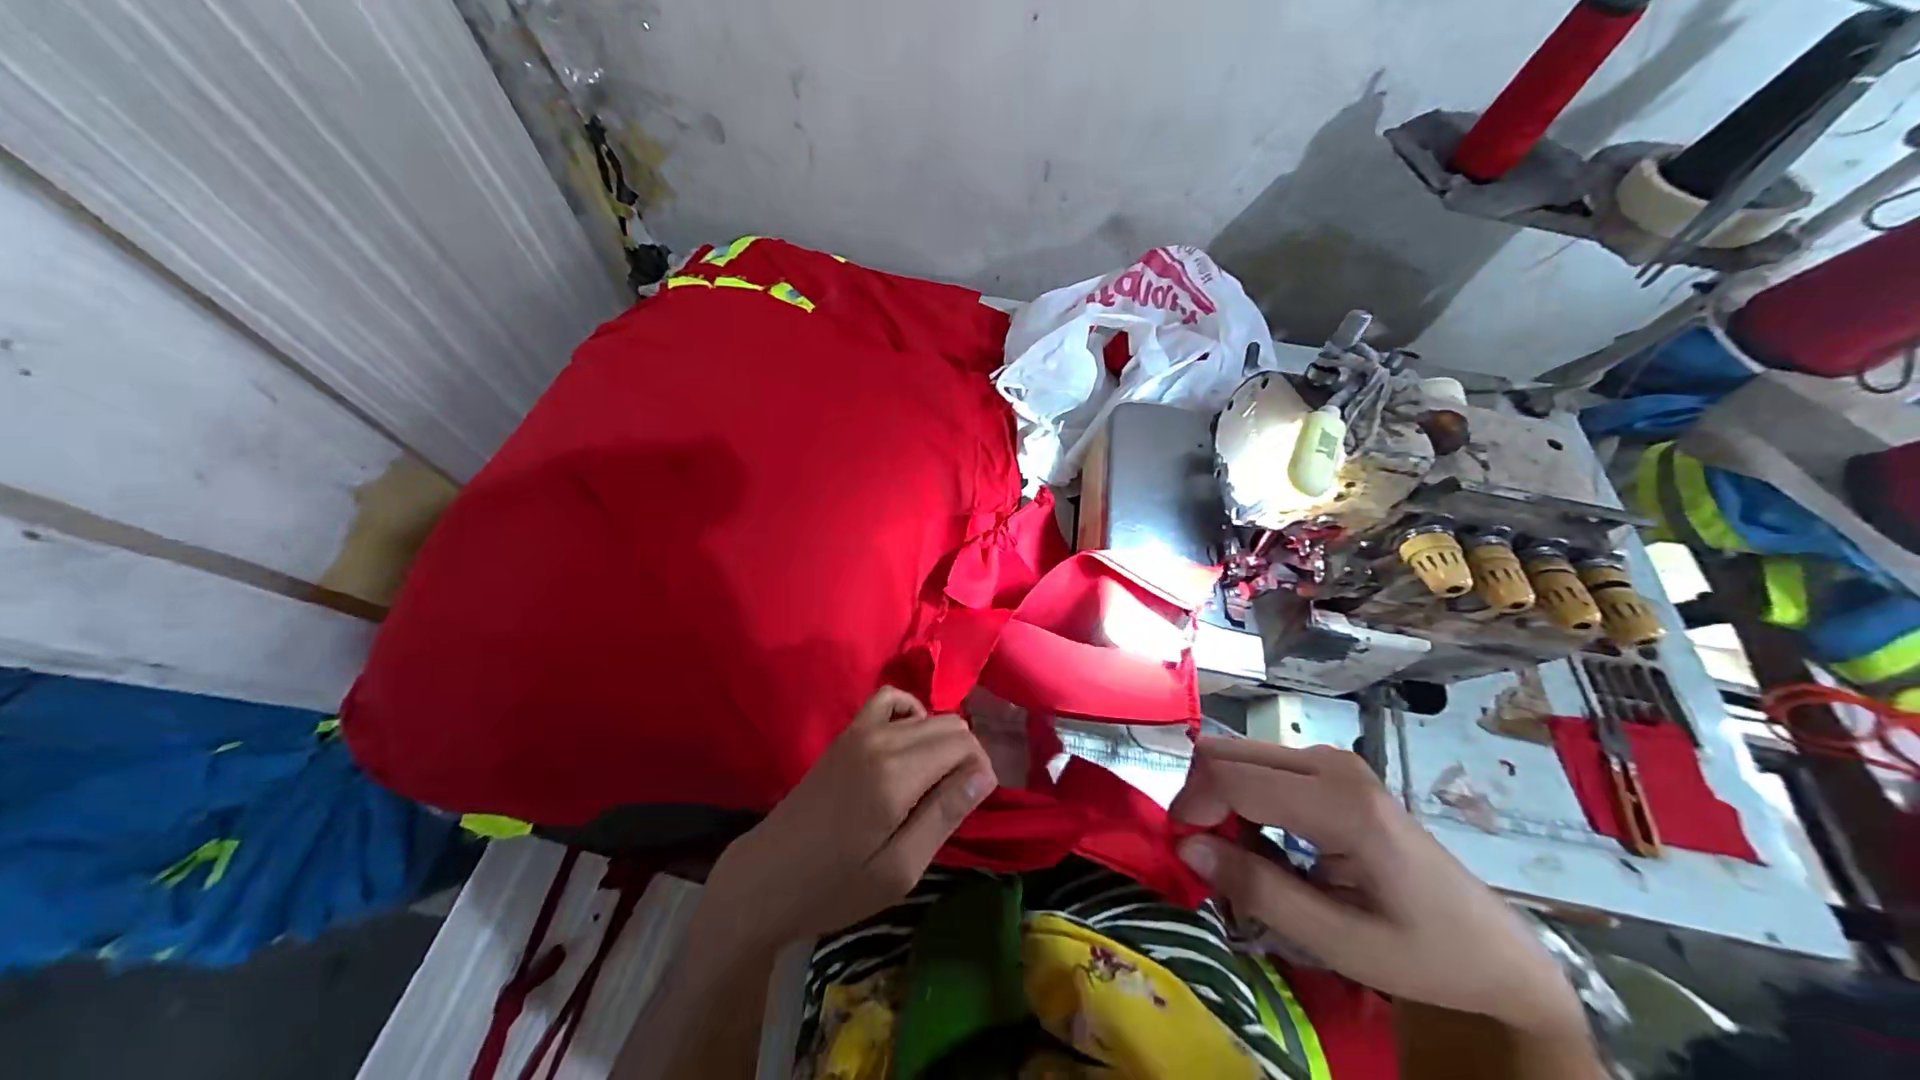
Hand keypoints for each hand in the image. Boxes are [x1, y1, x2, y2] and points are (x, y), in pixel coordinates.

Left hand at [704, 687, 994, 944]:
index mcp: (896, 775)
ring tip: (932, 784)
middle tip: (952, 802)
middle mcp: (881, 740)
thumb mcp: (899, 869)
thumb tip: (986, 773)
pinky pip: (890, 701)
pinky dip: (911, 716)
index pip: (965, 746)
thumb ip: (944, 815)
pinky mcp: (845, 734)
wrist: (766, 878)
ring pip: (927, 715)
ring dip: (941, 743)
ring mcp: (859, 731)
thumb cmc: (835, 886)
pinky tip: (910, 749)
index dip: (980, 773)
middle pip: (950, 726)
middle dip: (965, 758)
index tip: (969, 806)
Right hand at [1172, 737, 1587, 1039]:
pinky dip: (1240, 799)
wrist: (1489, 946)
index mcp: (1341, 804)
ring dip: (1219, 801)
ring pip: (1236, 756)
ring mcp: (1330, 761)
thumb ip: (1258, 890)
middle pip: (1226, 754)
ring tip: (1240, 858)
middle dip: (1200, 800)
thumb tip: (1186, 847)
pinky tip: (1263, 843)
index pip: (1233, 776)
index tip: (1183, 852)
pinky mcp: (1328, 769)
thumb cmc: (1422, 952)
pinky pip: (1257, 767)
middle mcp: (1331, 765)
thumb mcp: (1338, 941)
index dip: (1192, 806)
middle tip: (1208, 857)